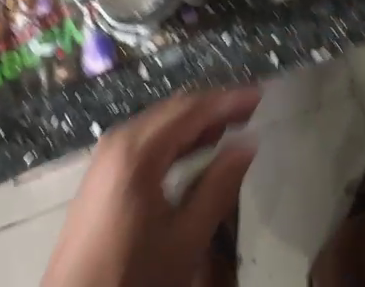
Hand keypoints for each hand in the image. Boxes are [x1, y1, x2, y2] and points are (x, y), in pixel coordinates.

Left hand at [42, 87, 260, 286]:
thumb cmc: (132, 276)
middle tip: (252, 108)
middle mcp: (119, 141)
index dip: (228, 100)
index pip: (191, 109)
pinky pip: (147, 140)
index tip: (261, 96)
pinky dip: (176, 138)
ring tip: (233, 125)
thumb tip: (248, 143)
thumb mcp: (185, 239)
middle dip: (214, 106)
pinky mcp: (103, 173)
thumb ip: (219, 186)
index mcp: (138, 150)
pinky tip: (197, 148)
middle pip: (174, 110)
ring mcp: (107, 156)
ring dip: (196, 122)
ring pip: (160, 123)